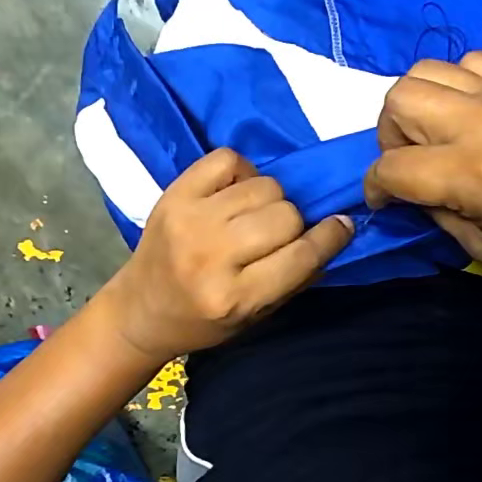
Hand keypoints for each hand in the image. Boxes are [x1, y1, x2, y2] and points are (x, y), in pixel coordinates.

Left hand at [95, 148, 353, 361]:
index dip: (331, 236)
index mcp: (234, 297)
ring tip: (254, 215)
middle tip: (278, 235)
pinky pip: (228, 159)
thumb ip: (295, 279)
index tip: (342, 226)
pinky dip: (241, 171)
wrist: (140, 309)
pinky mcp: (174, 194)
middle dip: (293, 224)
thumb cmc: (202, 322)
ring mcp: (190, 220)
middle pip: (285, 215)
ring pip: (264, 186)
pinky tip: (234, 192)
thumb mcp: (254, 318)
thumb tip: (336, 232)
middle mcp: (211, 255)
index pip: (301, 254)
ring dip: (270, 199)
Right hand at [362, 52, 481, 293]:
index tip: (384, 202)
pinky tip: (474, 114)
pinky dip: (458, 85)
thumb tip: (410, 193)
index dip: (376, 188)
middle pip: (399, 98)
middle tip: (413, 162)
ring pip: (428, 70)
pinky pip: (472, 63)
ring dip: (419, 104)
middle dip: (390, 134)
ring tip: (439, 134)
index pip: (392, 167)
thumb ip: (437, 215)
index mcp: (473, 172)